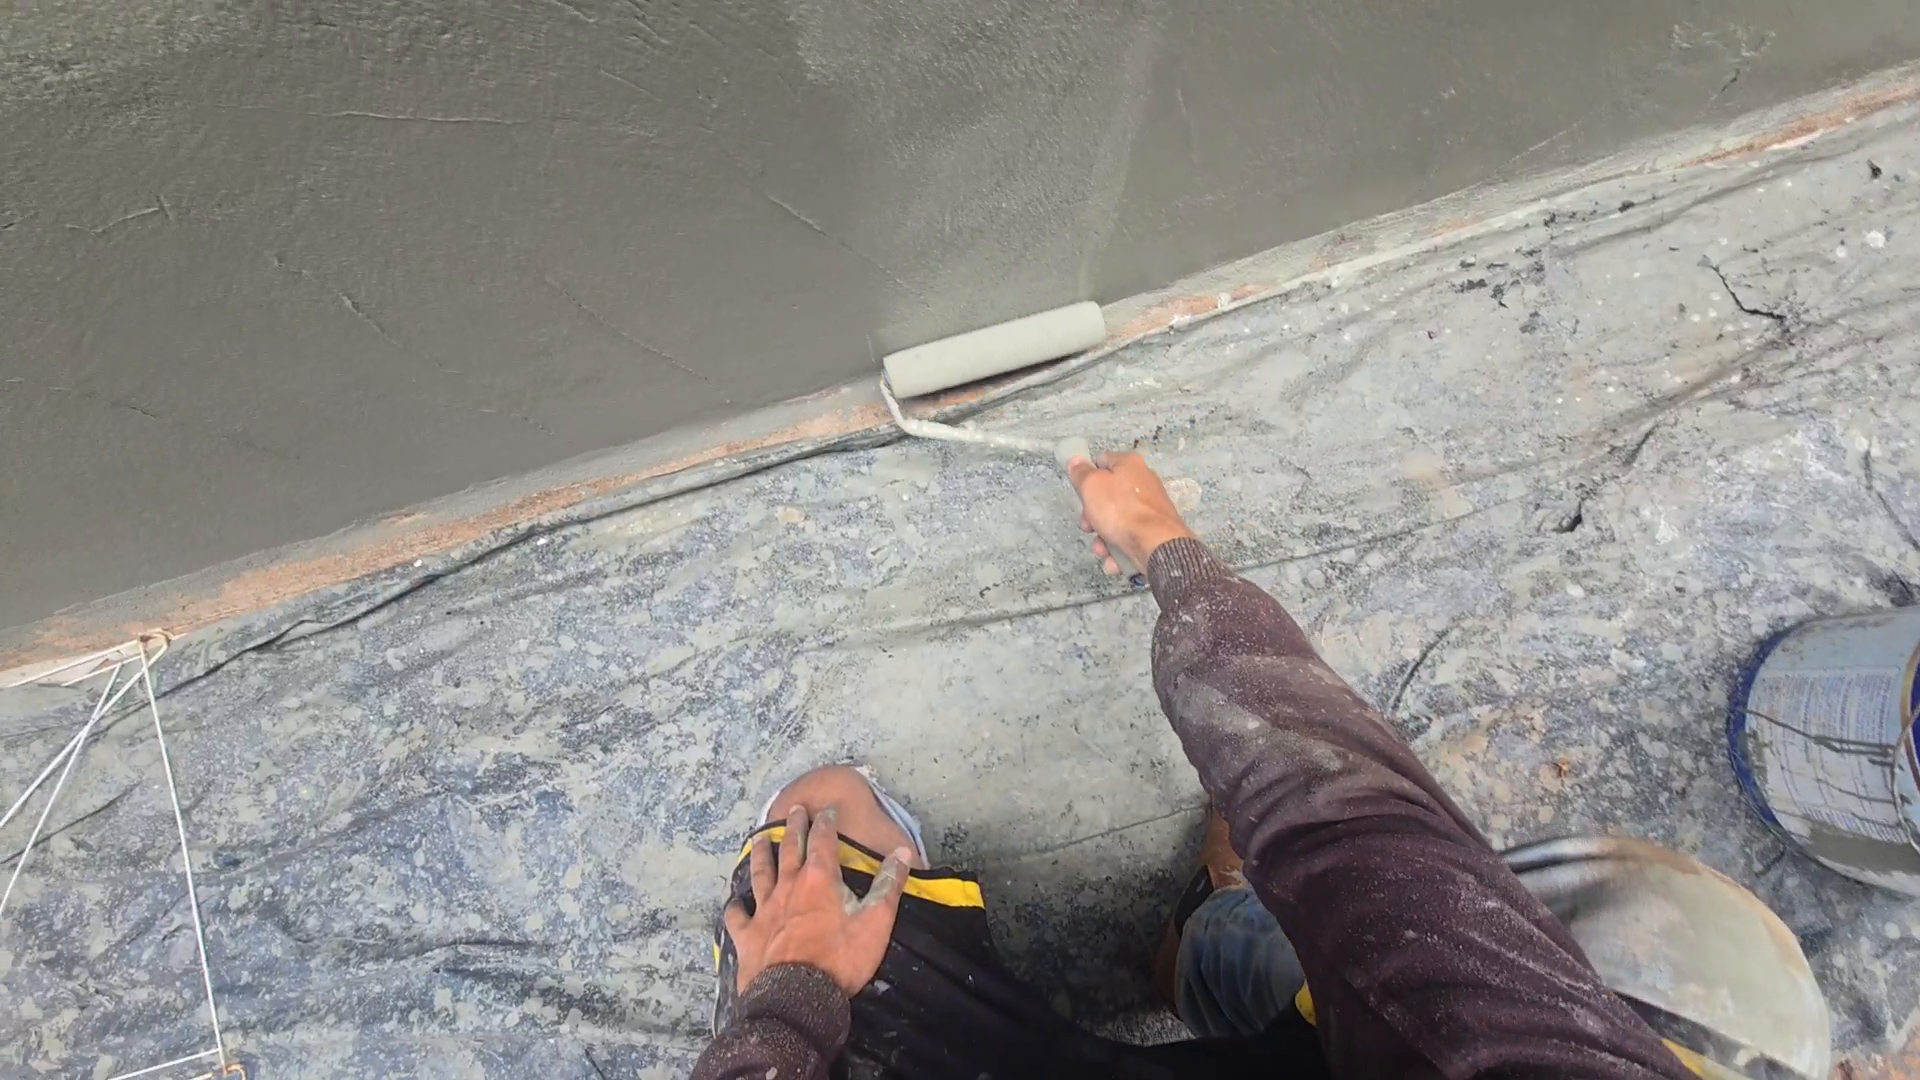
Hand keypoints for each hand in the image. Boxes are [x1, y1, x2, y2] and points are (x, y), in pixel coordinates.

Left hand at [725, 805, 913, 996]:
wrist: (797, 998)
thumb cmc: (840, 958)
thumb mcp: (876, 920)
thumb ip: (888, 884)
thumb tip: (902, 851)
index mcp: (819, 878)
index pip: (823, 839)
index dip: (826, 822)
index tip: (828, 810)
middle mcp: (788, 886)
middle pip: (790, 848)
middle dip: (794, 827)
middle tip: (794, 809)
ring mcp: (764, 910)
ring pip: (760, 873)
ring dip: (761, 854)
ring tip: (759, 838)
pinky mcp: (747, 936)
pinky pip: (737, 918)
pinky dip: (734, 908)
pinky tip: (732, 902)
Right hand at [1065, 452, 1194, 574]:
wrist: (1156, 545)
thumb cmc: (1121, 511)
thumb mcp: (1092, 486)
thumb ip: (1081, 473)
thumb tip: (1075, 460)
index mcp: (1130, 464)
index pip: (1101, 461)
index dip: (1087, 477)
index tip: (1080, 494)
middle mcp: (1143, 481)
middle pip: (1107, 495)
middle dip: (1093, 514)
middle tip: (1088, 526)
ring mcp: (1150, 507)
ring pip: (1117, 519)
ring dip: (1103, 536)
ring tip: (1101, 549)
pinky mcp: (1155, 529)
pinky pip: (1129, 536)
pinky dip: (1119, 548)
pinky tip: (1114, 559)